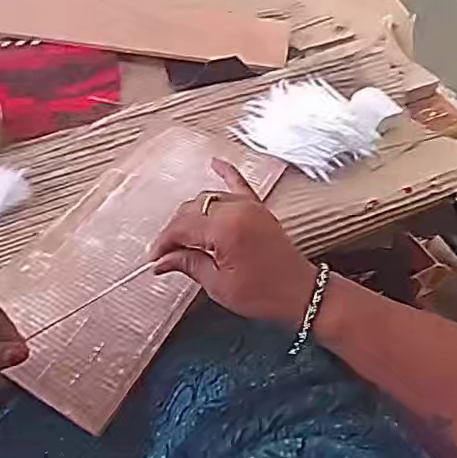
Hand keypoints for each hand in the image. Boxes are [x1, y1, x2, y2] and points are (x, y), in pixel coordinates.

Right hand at [150, 159, 318, 324]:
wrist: (301, 293)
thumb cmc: (263, 294)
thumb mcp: (219, 285)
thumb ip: (188, 265)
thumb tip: (162, 260)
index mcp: (225, 229)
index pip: (181, 228)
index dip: (164, 243)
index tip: (155, 259)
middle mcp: (236, 210)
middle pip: (191, 211)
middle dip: (175, 231)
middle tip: (166, 254)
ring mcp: (249, 206)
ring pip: (207, 198)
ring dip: (191, 214)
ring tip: (182, 237)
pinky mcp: (258, 208)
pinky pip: (239, 184)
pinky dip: (226, 173)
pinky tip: (214, 163)